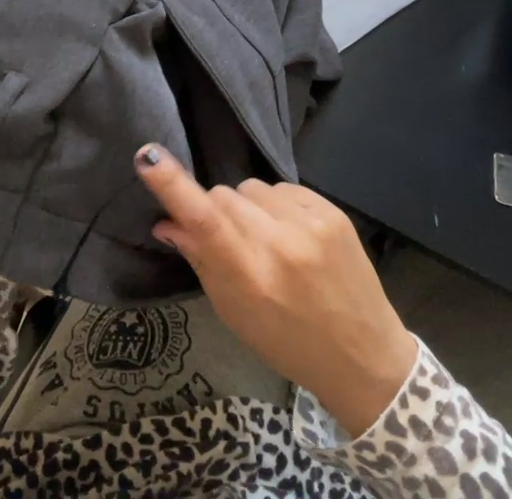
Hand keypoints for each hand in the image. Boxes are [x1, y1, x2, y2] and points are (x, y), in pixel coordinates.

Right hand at [134, 143, 417, 435]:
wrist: (362, 355)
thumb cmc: (286, 342)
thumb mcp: (234, 312)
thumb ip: (201, 260)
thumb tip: (165, 221)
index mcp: (249, 277)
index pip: (204, 220)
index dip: (173, 185)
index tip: (148, 156)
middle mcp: (280, 243)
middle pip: (223, 195)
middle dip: (216, 211)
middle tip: (230, 241)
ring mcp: (311, 224)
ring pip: (251, 187)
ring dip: (248, 207)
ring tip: (267, 240)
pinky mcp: (333, 212)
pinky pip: (283, 187)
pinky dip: (277, 205)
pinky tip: (290, 233)